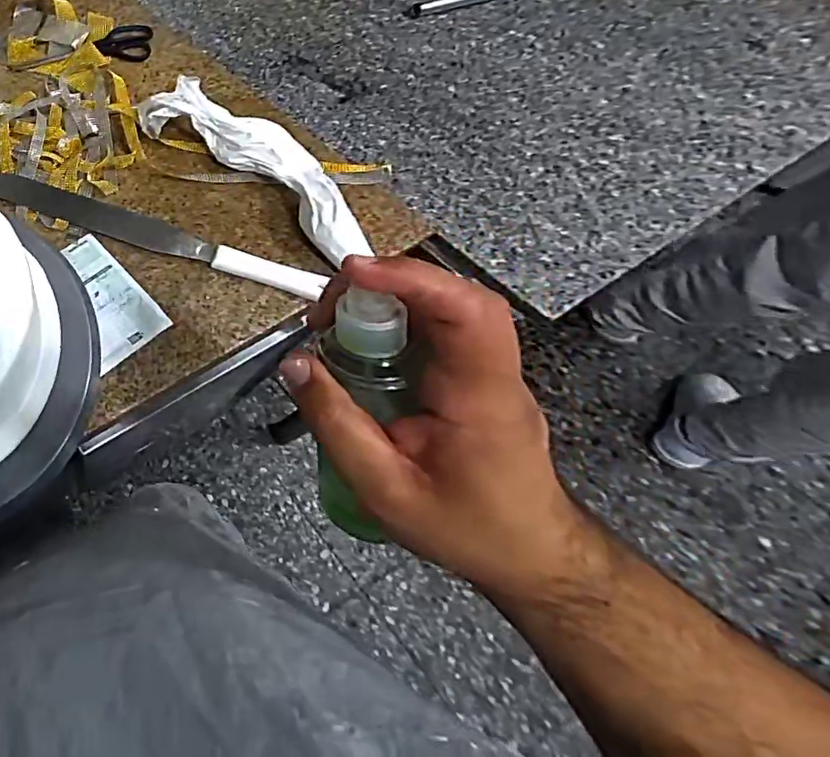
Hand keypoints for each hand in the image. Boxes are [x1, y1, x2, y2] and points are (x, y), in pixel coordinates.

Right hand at [279, 256, 598, 599]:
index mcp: (482, 396)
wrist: (533, 557)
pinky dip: (388, 320)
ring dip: (382, 301)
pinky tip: (357, 344)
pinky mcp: (471, 374)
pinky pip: (432, 327)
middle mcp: (491, 372)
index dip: (411, 278)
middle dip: (382, 284)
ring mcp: (486, 370)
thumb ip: (335, 423)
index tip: (355, 273)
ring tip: (332, 325)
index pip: (468, 312)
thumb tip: (296, 365)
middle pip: (451, 295)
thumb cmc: (468, 529)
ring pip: (440, 305)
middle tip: (327, 308)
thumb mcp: (383, 488)